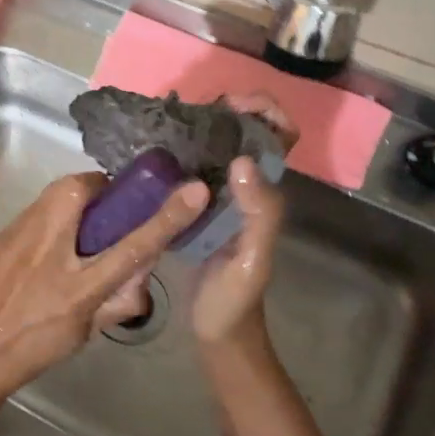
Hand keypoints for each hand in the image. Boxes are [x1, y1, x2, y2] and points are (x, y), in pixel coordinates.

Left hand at [0, 172, 208, 404]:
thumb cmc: (32, 350)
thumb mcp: (85, 333)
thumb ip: (119, 302)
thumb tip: (141, 274)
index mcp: (78, 288)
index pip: (134, 245)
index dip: (167, 217)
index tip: (195, 190)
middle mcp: (48, 253)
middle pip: (82, 193)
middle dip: (102, 188)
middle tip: (112, 205)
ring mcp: (18, 239)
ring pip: (54, 195)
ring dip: (76, 200)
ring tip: (81, 224)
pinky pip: (35, 212)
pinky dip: (51, 217)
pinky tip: (49, 242)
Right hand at [189, 94, 291, 345]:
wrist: (217, 333)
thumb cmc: (235, 301)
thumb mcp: (251, 260)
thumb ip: (258, 213)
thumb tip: (242, 160)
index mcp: (265, 195)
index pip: (280, 137)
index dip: (266, 111)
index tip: (232, 102)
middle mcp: (246, 189)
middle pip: (245, 134)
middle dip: (226, 110)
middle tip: (189, 109)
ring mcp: (221, 199)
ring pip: (217, 149)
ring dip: (199, 128)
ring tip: (167, 122)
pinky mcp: (196, 211)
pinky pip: (192, 171)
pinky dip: (178, 154)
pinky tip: (154, 152)